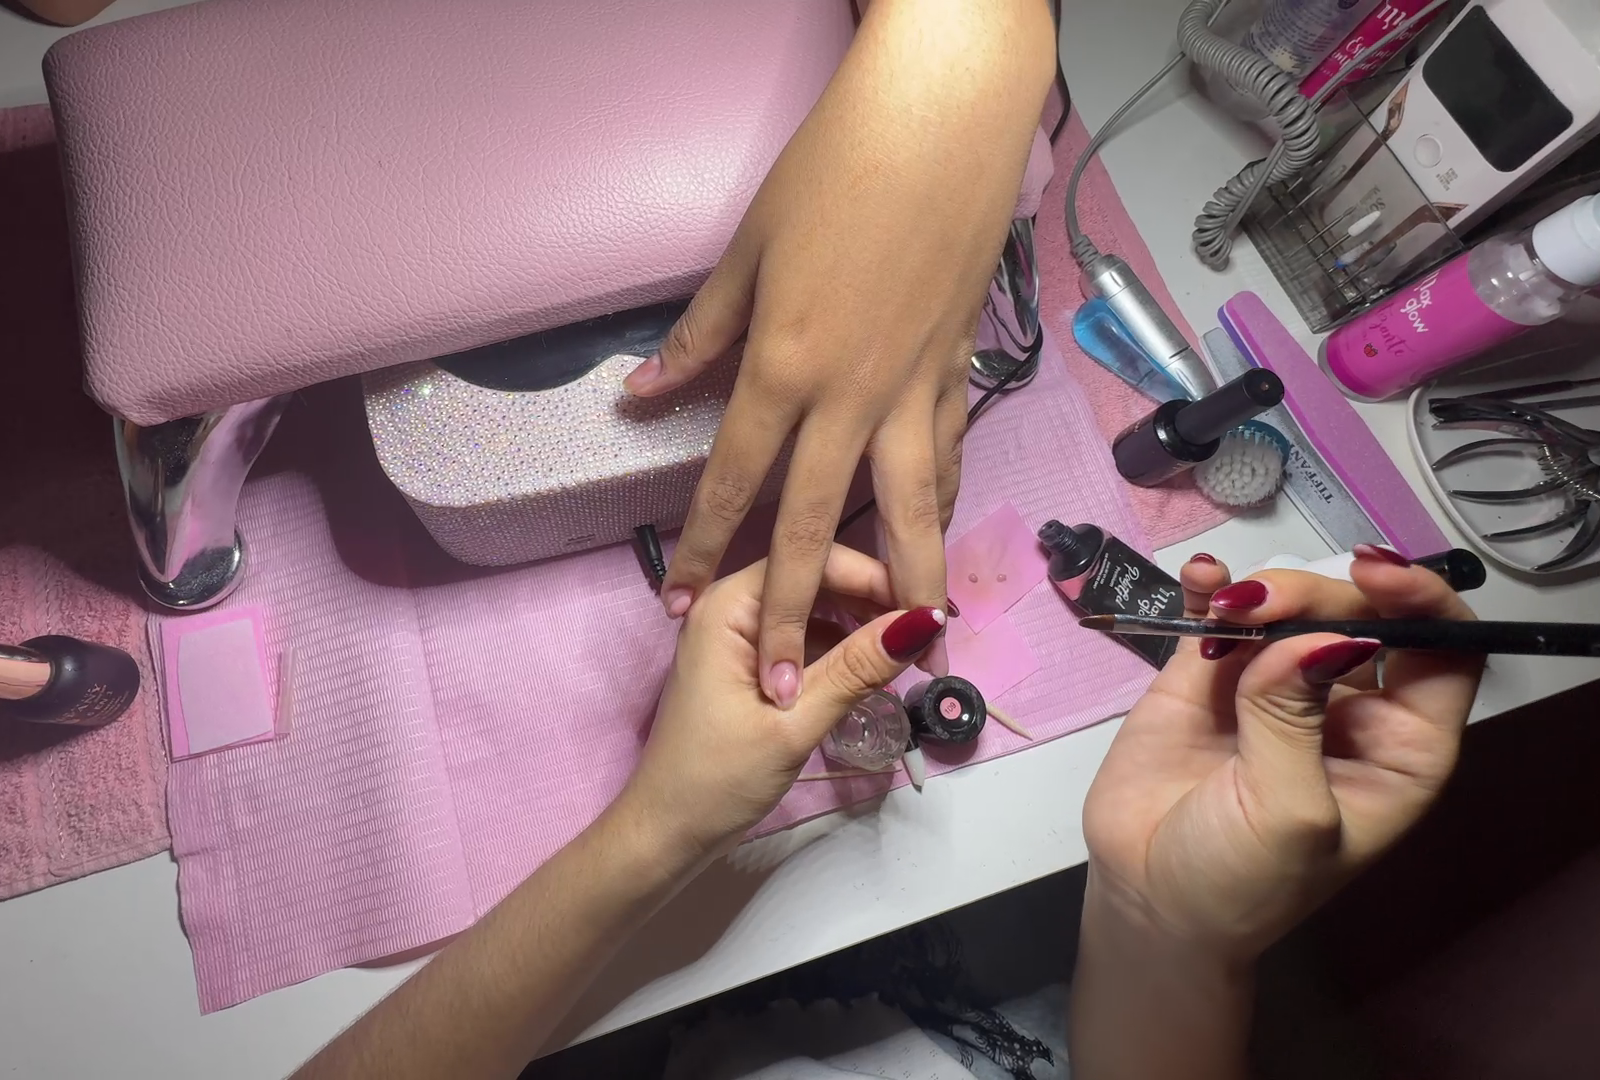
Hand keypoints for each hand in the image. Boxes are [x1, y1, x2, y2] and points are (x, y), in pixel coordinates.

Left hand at [618, 545, 946, 860]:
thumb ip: (856, 668)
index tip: (930, 611)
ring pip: (812, 608)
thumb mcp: (794, 723)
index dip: (875, 577)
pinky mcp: (746, 658)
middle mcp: (730, 603)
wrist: (667, 830)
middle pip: (814, 579)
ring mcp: (736, 631)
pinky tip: (872, 666)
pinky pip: (801, 636)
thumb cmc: (719, 778)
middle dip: (873, 603)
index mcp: (729, 604)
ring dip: (860, 627)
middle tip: (930, 639)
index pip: (811, 559)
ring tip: (912, 654)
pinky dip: (838, 648)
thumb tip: (924, 620)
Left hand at [625, 0, 1054, 708]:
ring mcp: (913, 393)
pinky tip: (938, 535)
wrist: (946, 123)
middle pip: (817, 523)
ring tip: (908, 643)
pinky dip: (942, 505)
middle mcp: (850, 400)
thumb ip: (696, 339)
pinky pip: (948, 459)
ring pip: (910, 510)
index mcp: (785, 370)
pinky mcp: (958, 376)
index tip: (683, 605)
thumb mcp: (749, 252)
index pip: (733, 481)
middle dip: (796, 610)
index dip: (704, 549)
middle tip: (788, 683)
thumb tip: (641, 396)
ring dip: (906, 584)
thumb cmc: (834, 176)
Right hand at [1081, 548, 1483, 961]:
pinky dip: (1204, 590)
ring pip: (1281, 612)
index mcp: (1394, 748)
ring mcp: (1260, 688)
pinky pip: (1208, 624)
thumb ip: (1296, 722)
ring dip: (1260, 593)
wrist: (1147, 890)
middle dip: (1313, 599)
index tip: (1373, 573)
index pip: (1440, 657)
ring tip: (1222, 605)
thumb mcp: (1289, 812)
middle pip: (1351, 621)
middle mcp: (1337, 708)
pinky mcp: (1195, 681)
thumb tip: (1315, 638)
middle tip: (1258, 607)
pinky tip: (1201, 573)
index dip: (1423, 606)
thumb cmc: (1242, 875)